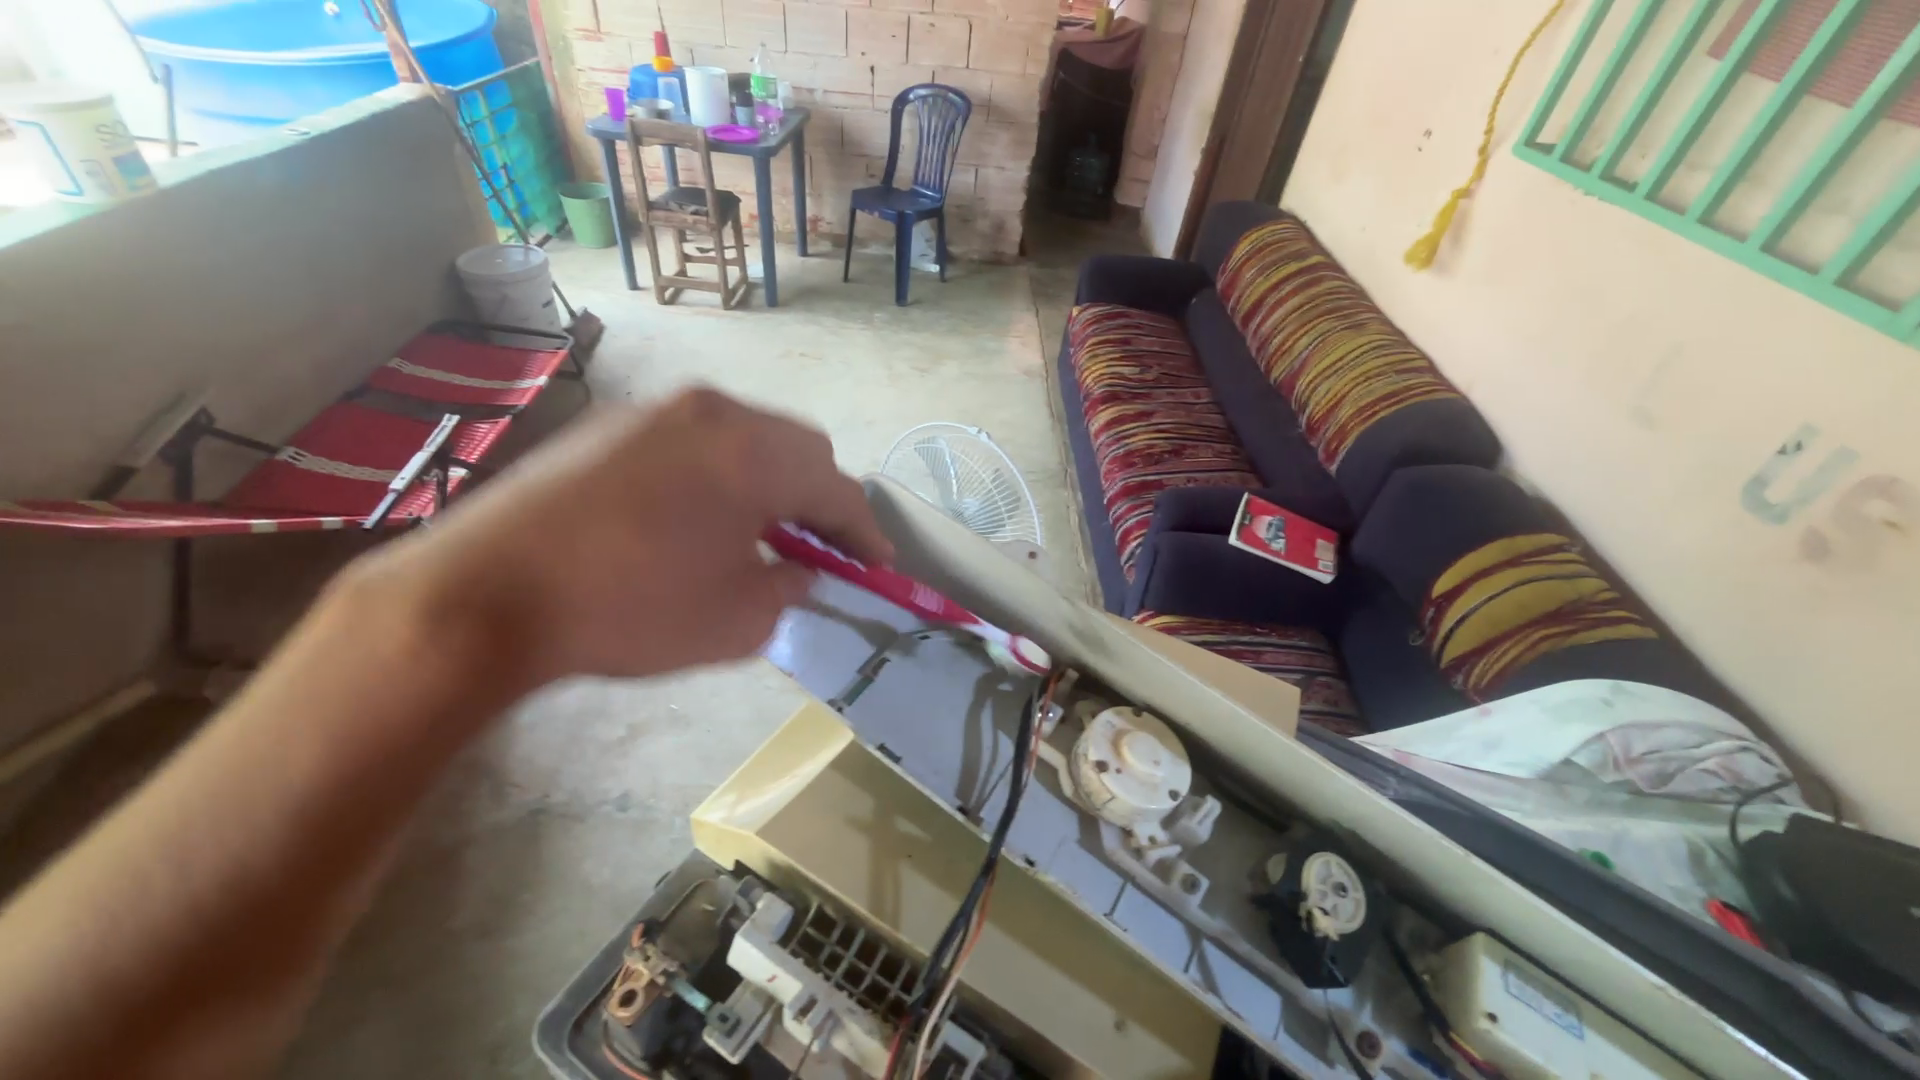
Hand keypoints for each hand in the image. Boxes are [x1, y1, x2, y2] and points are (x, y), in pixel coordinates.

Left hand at [345, 387, 891, 695]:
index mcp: (755, 454)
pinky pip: (690, 441)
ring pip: (742, 437)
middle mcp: (712, 412)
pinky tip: (692, 519)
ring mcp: (654, 410)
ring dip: (766, 482)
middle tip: (817, 549)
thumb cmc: (629, 610)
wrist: (484, 591)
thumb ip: (791, 589)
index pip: (838, 487)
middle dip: (818, 499)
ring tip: (755, 534)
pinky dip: (716, 474)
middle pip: (796, 447)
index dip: (865, 532)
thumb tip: (801, 569)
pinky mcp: (608, 424)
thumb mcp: (736, 621)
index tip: (878, 567)